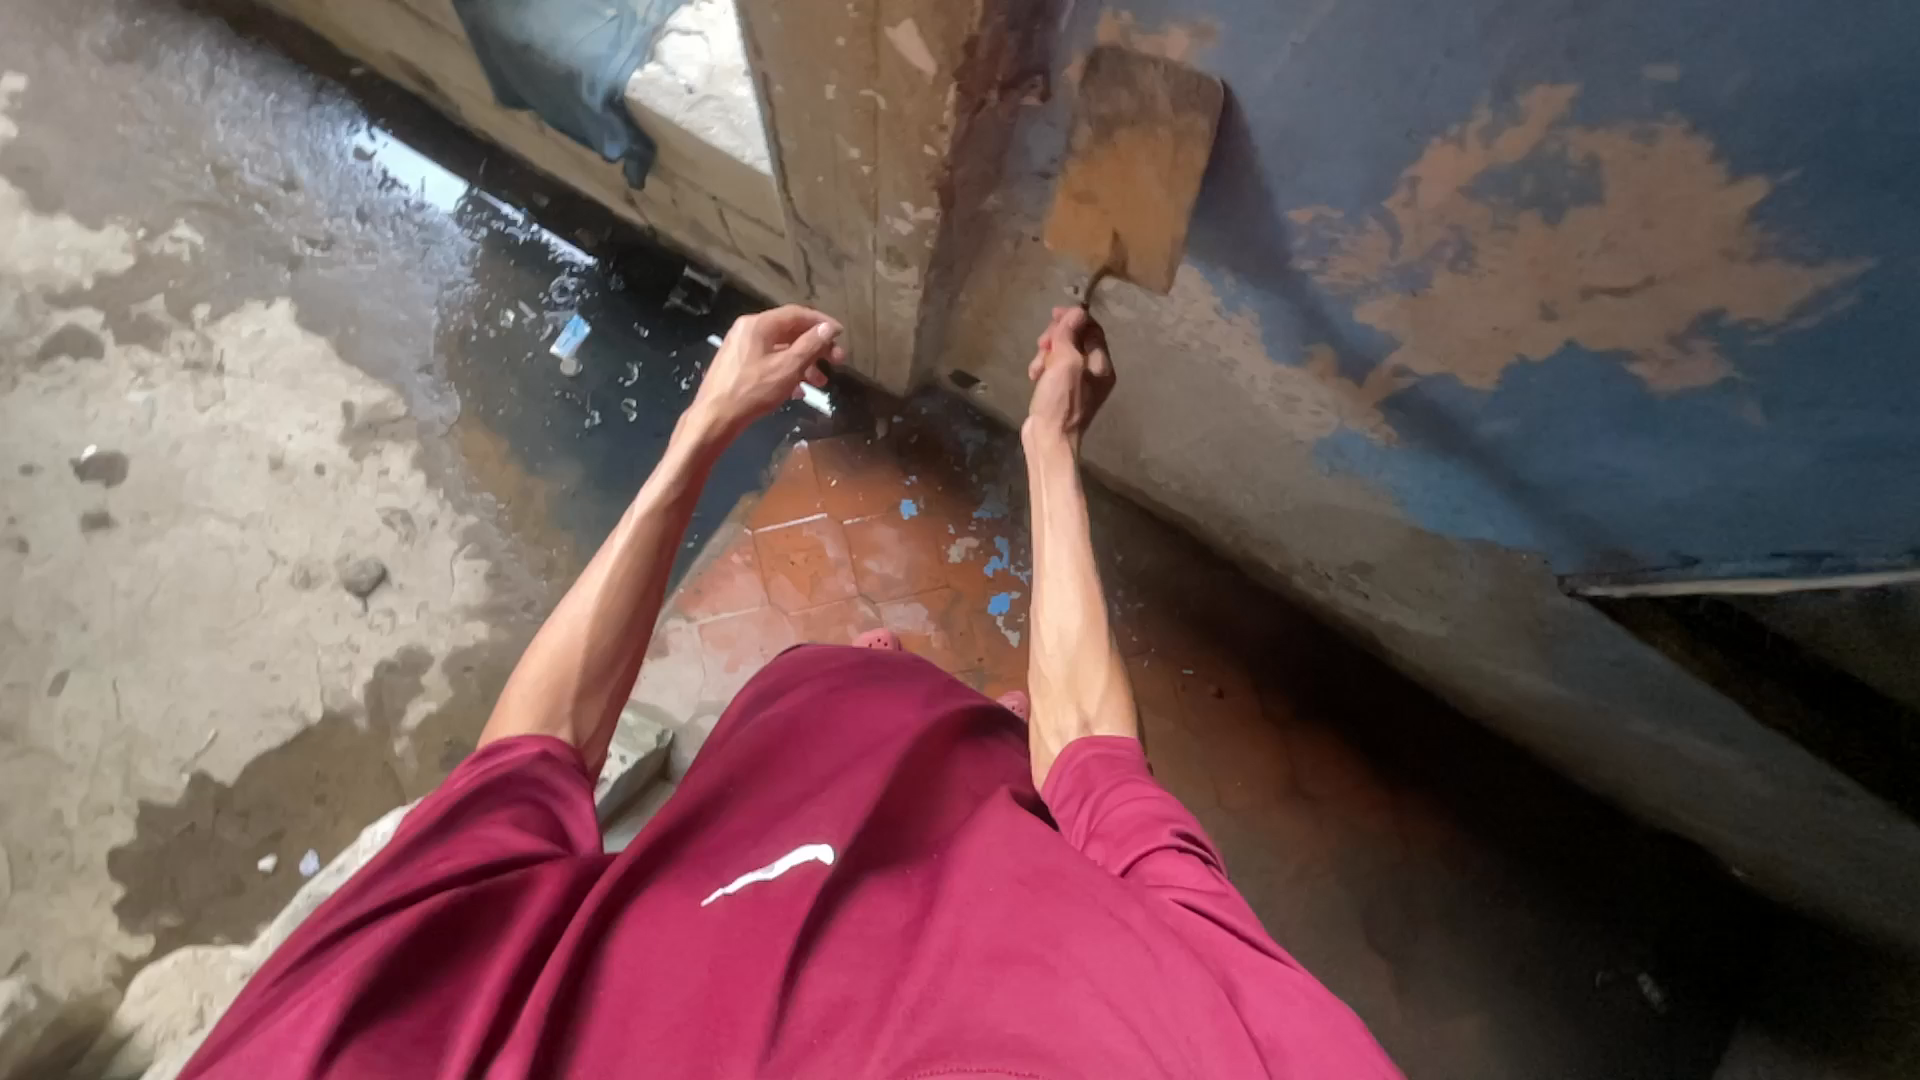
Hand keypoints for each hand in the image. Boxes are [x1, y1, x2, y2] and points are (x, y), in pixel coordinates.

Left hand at [688, 305, 843, 440]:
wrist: (716, 417)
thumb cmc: (753, 391)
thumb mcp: (788, 368)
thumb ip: (811, 345)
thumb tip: (829, 328)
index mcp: (759, 324)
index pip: (797, 314)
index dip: (822, 323)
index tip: (841, 336)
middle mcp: (749, 330)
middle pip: (790, 332)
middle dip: (816, 347)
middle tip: (836, 362)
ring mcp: (742, 347)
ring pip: (781, 349)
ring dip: (804, 363)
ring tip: (820, 383)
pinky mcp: (738, 365)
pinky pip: (769, 361)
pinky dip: (787, 372)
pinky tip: (798, 391)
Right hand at [1024, 306, 1114, 452]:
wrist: (1048, 440)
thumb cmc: (1061, 402)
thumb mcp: (1066, 363)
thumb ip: (1070, 335)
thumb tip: (1076, 312)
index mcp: (1102, 366)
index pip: (1092, 330)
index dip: (1074, 319)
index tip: (1053, 315)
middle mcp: (1094, 373)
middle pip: (1076, 340)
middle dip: (1056, 338)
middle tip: (1042, 344)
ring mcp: (1077, 384)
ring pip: (1061, 354)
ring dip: (1046, 355)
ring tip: (1036, 368)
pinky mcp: (1062, 393)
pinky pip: (1054, 370)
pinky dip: (1043, 369)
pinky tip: (1034, 376)